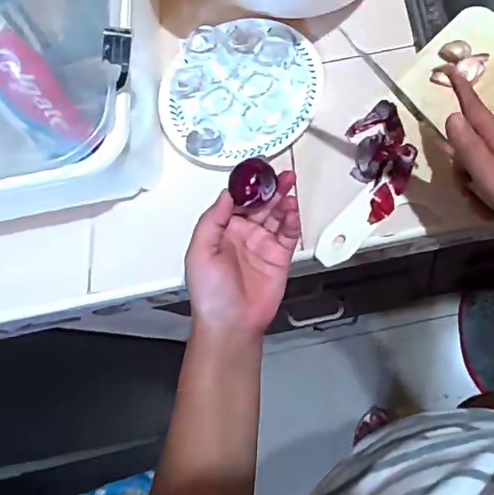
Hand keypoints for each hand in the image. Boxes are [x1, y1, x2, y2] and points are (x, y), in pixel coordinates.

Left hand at [184, 172, 300, 340]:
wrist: (232, 323)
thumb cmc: (210, 293)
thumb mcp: (199, 252)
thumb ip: (213, 220)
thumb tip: (227, 194)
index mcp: (223, 230)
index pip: (238, 200)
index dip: (248, 185)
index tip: (257, 171)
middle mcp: (244, 233)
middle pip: (261, 204)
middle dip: (271, 188)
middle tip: (281, 175)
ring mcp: (263, 244)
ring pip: (277, 214)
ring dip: (284, 199)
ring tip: (290, 186)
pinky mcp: (280, 256)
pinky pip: (289, 233)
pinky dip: (293, 220)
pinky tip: (294, 210)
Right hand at [443, 73, 493, 243]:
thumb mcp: (485, 170)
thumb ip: (467, 144)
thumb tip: (452, 115)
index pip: (474, 108)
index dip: (462, 90)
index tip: (452, 69)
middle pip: (466, 143)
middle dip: (460, 164)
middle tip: (468, 183)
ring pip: (471, 165)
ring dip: (470, 183)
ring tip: (483, 200)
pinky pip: (482, 181)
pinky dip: (480, 195)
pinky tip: (490, 209)